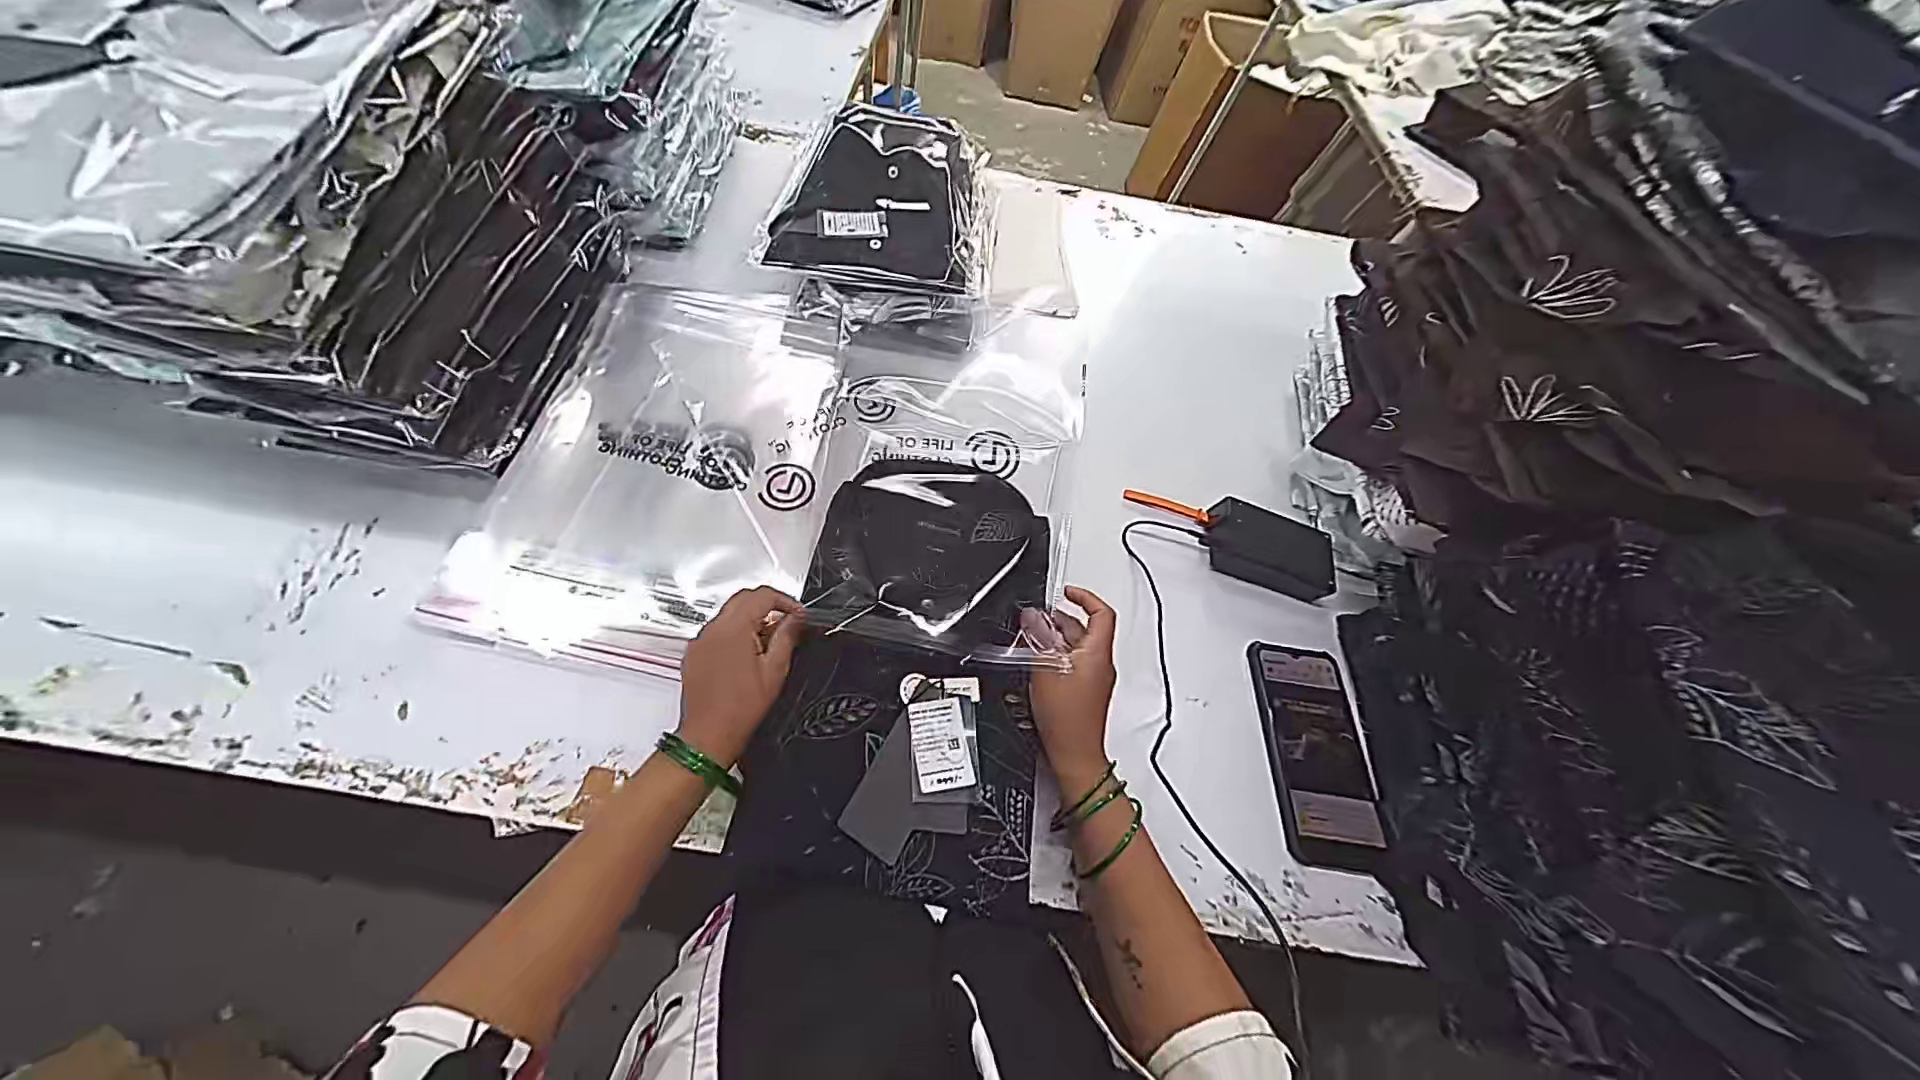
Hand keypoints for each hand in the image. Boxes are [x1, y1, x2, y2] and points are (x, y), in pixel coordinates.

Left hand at [677, 587, 805, 767]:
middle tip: (787, 623)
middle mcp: (712, 630)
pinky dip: (734, 634)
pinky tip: (747, 656)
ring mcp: (699, 641)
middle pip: (743, 599)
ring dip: (751, 620)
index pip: (762, 595)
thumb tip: (797, 618)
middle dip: (768, 606)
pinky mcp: (693, 654)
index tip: (797, 614)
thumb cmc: (739, 709)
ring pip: (729, 614)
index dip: (785, 601)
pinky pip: (716, 631)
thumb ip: (787, 636)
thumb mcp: (775, 670)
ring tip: (768, 645)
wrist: (709, 735)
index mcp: (733, 629)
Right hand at [1027, 586, 1117, 795]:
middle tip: (1037, 617)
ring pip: (1075, 646)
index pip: (1102, 613)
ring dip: (1054, 638)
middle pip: (1084, 629)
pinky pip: (1071, 664)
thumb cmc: (1068, 720)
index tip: (1067, 591)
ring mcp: (1093, 679)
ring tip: (1031, 639)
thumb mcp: (1046, 670)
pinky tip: (1035, 662)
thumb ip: (1039, 639)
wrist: (1074, 755)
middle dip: (1059, 619)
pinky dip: (1054, 656)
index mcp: (1097, 653)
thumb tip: (1033, 617)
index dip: (1085, 596)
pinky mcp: (1083, 692)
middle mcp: (1099, 664)